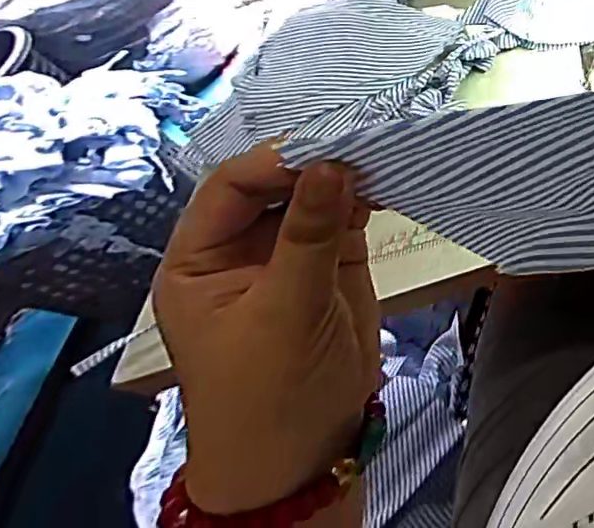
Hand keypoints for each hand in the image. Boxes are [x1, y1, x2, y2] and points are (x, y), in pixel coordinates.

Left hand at [152, 149, 380, 513]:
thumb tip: (332, 162)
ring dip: (348, 174)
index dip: (275, 161)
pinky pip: (348, 213)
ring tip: (385, 156)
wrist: (305, 451)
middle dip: (317, 161)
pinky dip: (369, 195)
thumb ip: (309, 233)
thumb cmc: (270, 390)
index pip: (231, 188)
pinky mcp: (333, 259)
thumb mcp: (285, 310)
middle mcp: (243, 246)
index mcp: (202, 259)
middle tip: (366, 143)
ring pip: (317, 193)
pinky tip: (391, 182)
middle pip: (277, 183)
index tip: (329, 147)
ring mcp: (292, 251)